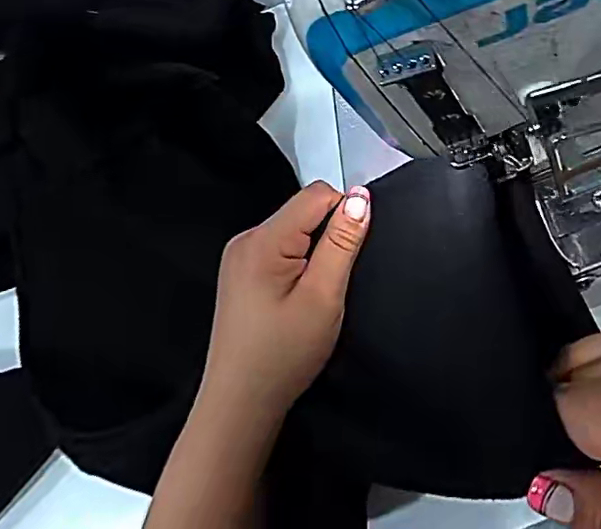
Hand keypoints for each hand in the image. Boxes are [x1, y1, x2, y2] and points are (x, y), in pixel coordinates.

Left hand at [201, 180, 371, 417]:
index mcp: (262, 241)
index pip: (317, 195)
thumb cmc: (280, 358)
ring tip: (310, 294)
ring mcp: (240, 256)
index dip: (344, 215)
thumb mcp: (324, 296)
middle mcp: (245, 241)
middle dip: (327, 237)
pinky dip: (300, 263)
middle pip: (305, 210)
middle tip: (326, 283)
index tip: (347, 253)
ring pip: (297, 228)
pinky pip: (283, 246)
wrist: (240, 406)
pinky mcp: (242, 271)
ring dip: (314, 251)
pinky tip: (296, 298)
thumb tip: (360, 198)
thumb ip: (344, 241)